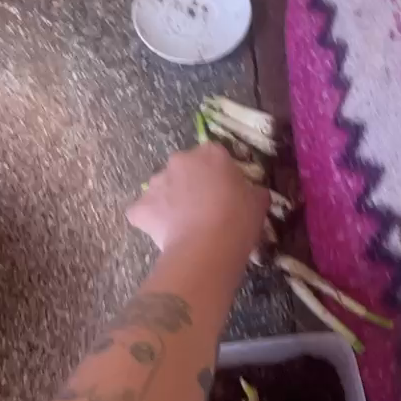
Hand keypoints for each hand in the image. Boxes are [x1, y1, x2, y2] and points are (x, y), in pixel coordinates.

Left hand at [127, 142, 268, 256]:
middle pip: (184, 168)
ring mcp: (157, 182)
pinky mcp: (142, 207)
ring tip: (184, 225)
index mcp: (211, 153)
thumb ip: (253, 191)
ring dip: (170, 200)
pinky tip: (163, 235)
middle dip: (190, 184)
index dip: (219, 174)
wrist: (208, 247)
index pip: (214, 156)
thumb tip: (254, 193)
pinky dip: (149, 219)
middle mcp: (180, 160)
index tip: (225, 192)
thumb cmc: (238, 219)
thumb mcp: (258, 202)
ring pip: (162, 187)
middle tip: (204, 208)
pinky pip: (143, 211)